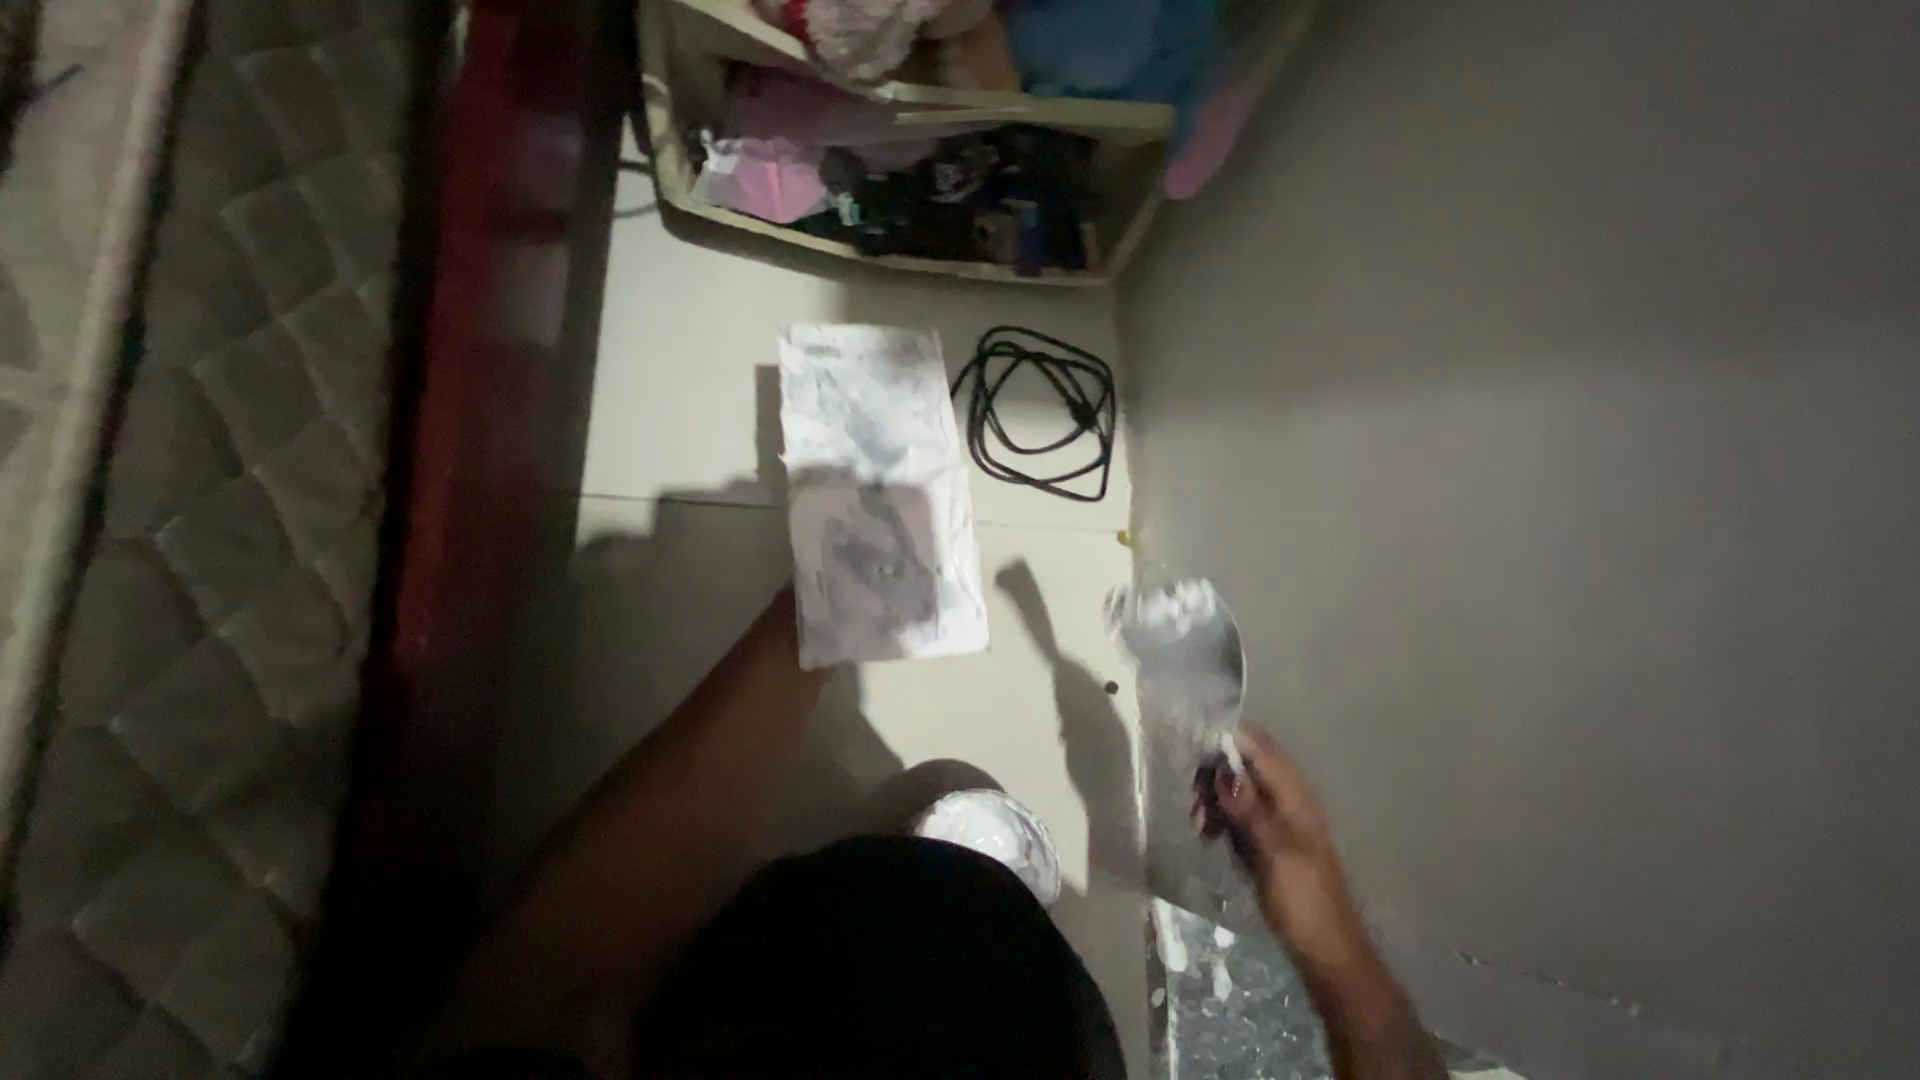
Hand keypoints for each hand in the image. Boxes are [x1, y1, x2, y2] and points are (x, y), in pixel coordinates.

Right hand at [1205, 727, 1374, 979]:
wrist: (1327, 950)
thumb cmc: (1305, 899)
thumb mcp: (1275, 852)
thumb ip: (1249, 810)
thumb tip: (1222, 771)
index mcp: (1293, 794)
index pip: (1258, 746)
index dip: (1226, 740)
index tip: (1191, 749)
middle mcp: (1284, 799)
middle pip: (1241, 764)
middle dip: (1212, 774)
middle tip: (1193, 801)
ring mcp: (1274, 820)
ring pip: (1234, 789)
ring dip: (1212, 799)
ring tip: (1199, 825)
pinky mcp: (1264, 841)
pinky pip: (1235, 814)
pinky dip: (1219, 818)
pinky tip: (1207, 836)